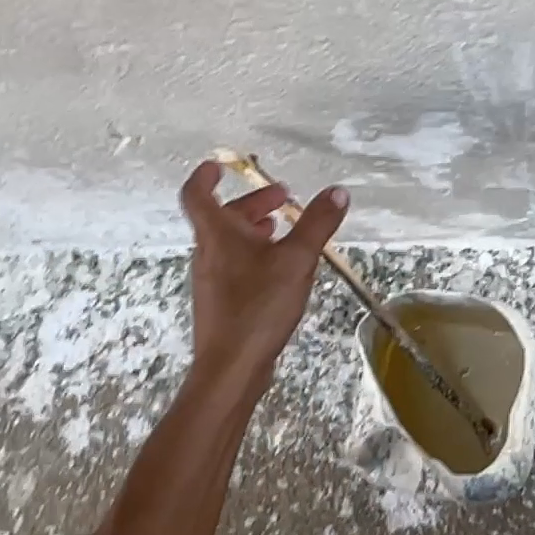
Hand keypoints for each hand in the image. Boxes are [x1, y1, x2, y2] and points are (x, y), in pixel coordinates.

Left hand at [178, 160, 349, 388]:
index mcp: (217, 235)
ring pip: (229, 242)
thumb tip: (338, 191)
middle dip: (253, 202)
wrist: (230, 369)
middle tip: (284, 197)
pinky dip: (254, 252)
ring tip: (284, 227)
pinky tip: (279, 266)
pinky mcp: (220, 302)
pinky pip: (234, 264)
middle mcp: (208, 253)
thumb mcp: (297, 260)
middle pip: (222, 217)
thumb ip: (318, 224)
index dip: (205, 176)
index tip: (220, 165)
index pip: (197, 195)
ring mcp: (211, 279)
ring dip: (254, 228)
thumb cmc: (258, 307)